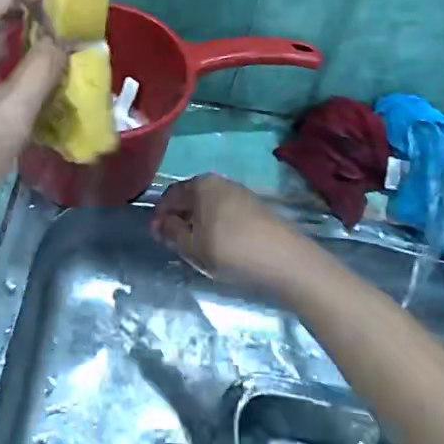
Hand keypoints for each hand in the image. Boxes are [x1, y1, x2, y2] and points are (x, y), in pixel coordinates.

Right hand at [151, 174, 317, 289]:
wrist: (286, 261)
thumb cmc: (231, 251)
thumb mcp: (192, 247)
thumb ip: (171, 233)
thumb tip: (161, 223)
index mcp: (200, 184)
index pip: (170, 195)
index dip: (160, 215)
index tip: (157, 236)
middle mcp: (220, 182)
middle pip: (191, 198)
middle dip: (180, 218)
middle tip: (176, 243)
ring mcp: (241, 193)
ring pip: (210, 206)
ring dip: (199, 223)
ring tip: (198, 247)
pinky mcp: (257, 208)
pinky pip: (226, 213)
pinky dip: (217, 226)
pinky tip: (221, 246)